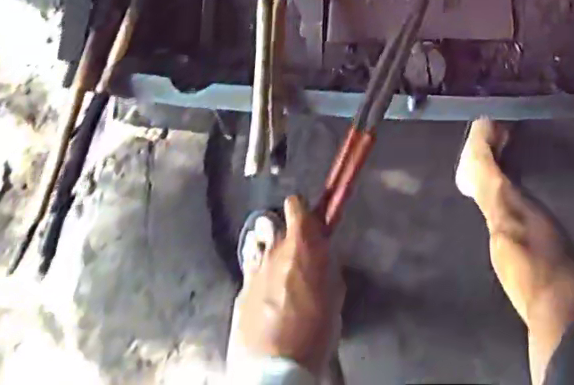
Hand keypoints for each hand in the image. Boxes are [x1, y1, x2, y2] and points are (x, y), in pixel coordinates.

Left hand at [231, 196, 342, 368]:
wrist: (274, 370)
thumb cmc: (315, 327)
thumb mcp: (334, 290)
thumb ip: (326, 263)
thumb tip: (321, 254)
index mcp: (301, 243)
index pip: (296, 205)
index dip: (302, 209)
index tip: (308, 220)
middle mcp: (274, 250)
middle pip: (273, 225)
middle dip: (283, 232)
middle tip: (295, 250)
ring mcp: (252, 272)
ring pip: (258, 247)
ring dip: (267, 251)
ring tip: (276, 268)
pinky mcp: (238, 295)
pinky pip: (250, 274)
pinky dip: (258, 277)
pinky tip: (265, 295)